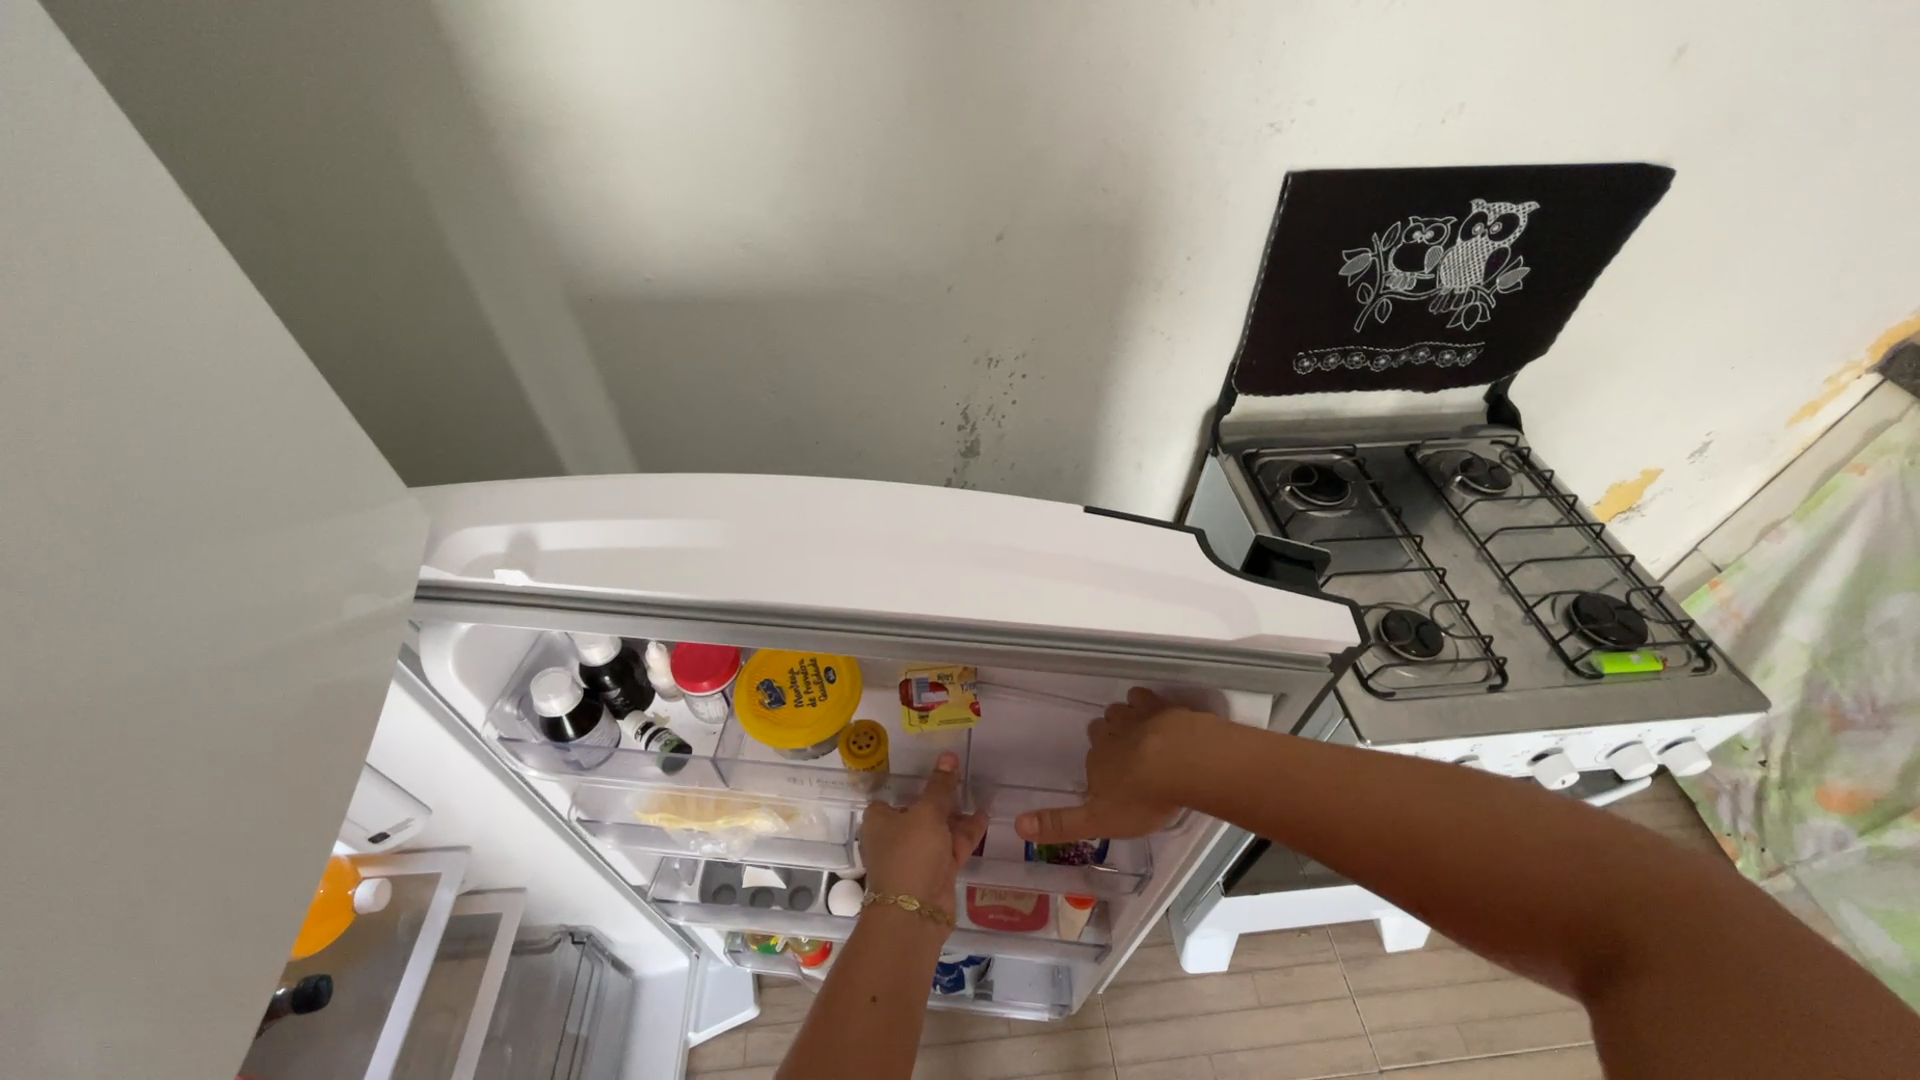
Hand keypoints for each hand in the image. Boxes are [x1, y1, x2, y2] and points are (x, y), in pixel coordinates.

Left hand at [860, 751, 987, 920]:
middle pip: (919, 810)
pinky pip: (952, 845)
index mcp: (880, 820)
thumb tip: (948, 756)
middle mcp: (895, 836)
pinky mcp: (936, 871)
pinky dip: (966, 832)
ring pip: (938, 829)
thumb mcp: (927, 814)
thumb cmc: (911, 854)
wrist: (915, 913)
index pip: (893, 795)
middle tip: (962, 776)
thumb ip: (941, 786)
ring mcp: (917, 855)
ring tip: (978, 791)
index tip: (933, 770)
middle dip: (940, 798)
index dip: (912, 783)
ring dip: (957, 814)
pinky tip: (984, 816)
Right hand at [1015, 687, 1213, 843]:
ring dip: (1126, 720)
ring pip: (1119, 711)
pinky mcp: (1159, 706)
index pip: (1090, 758)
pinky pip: (1142, 697)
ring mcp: (1133, 717)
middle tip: (1125, 754)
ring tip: (1141, 736)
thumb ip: (1061, 824)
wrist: (1180, 762)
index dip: (1099, 767)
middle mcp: (1108, 734)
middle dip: (1109, 738)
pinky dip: (1144, 703)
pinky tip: (1156, 715)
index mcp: (1095, 761)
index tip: (1111, 778)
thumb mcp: (1099, 821)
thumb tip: (1017, 825)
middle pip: (1101, 728)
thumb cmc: (1141, 798)